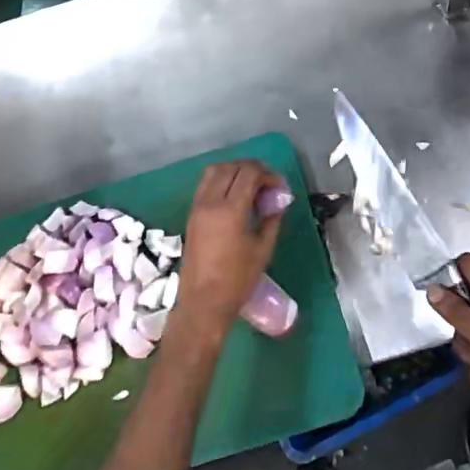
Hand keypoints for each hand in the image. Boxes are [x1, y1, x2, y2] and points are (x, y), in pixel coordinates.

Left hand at [175, 161, 285, 331]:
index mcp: (230, 211)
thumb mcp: (263, 249)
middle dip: (251, 168)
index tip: (278, 186)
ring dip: (233, 170)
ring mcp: (197, 207)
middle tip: (266, 182)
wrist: (203, 302)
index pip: (249, 174)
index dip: (267, 174)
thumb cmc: (238, 280)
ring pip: (213, 171)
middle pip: (230, 167)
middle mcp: (210, 203)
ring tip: (250, 184)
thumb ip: (271, 218)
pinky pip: (205, 185)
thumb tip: (278, 200)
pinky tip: (234, 195)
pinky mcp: (191, 214)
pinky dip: (221, 180)